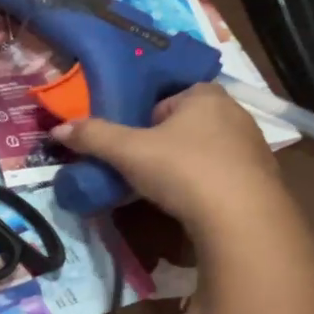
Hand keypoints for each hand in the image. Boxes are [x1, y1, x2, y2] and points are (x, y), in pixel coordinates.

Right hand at [52, 84, 283, 231]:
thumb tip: (57, 128)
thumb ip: (92, 137)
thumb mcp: (127, 151)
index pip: (165, 98)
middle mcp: (233, 113)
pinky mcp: (257, 176)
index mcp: (205, 96)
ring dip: (177, 163)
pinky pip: (216, 171)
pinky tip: (182, 200)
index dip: (141, 117)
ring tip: (154, 186)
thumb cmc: (183, 169)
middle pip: (180, 123)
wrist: (240, 216)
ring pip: (198, 148)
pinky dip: (197, 181)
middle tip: (132, 164)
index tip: (126, 141)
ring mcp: (249, 145)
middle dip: (157, 141)